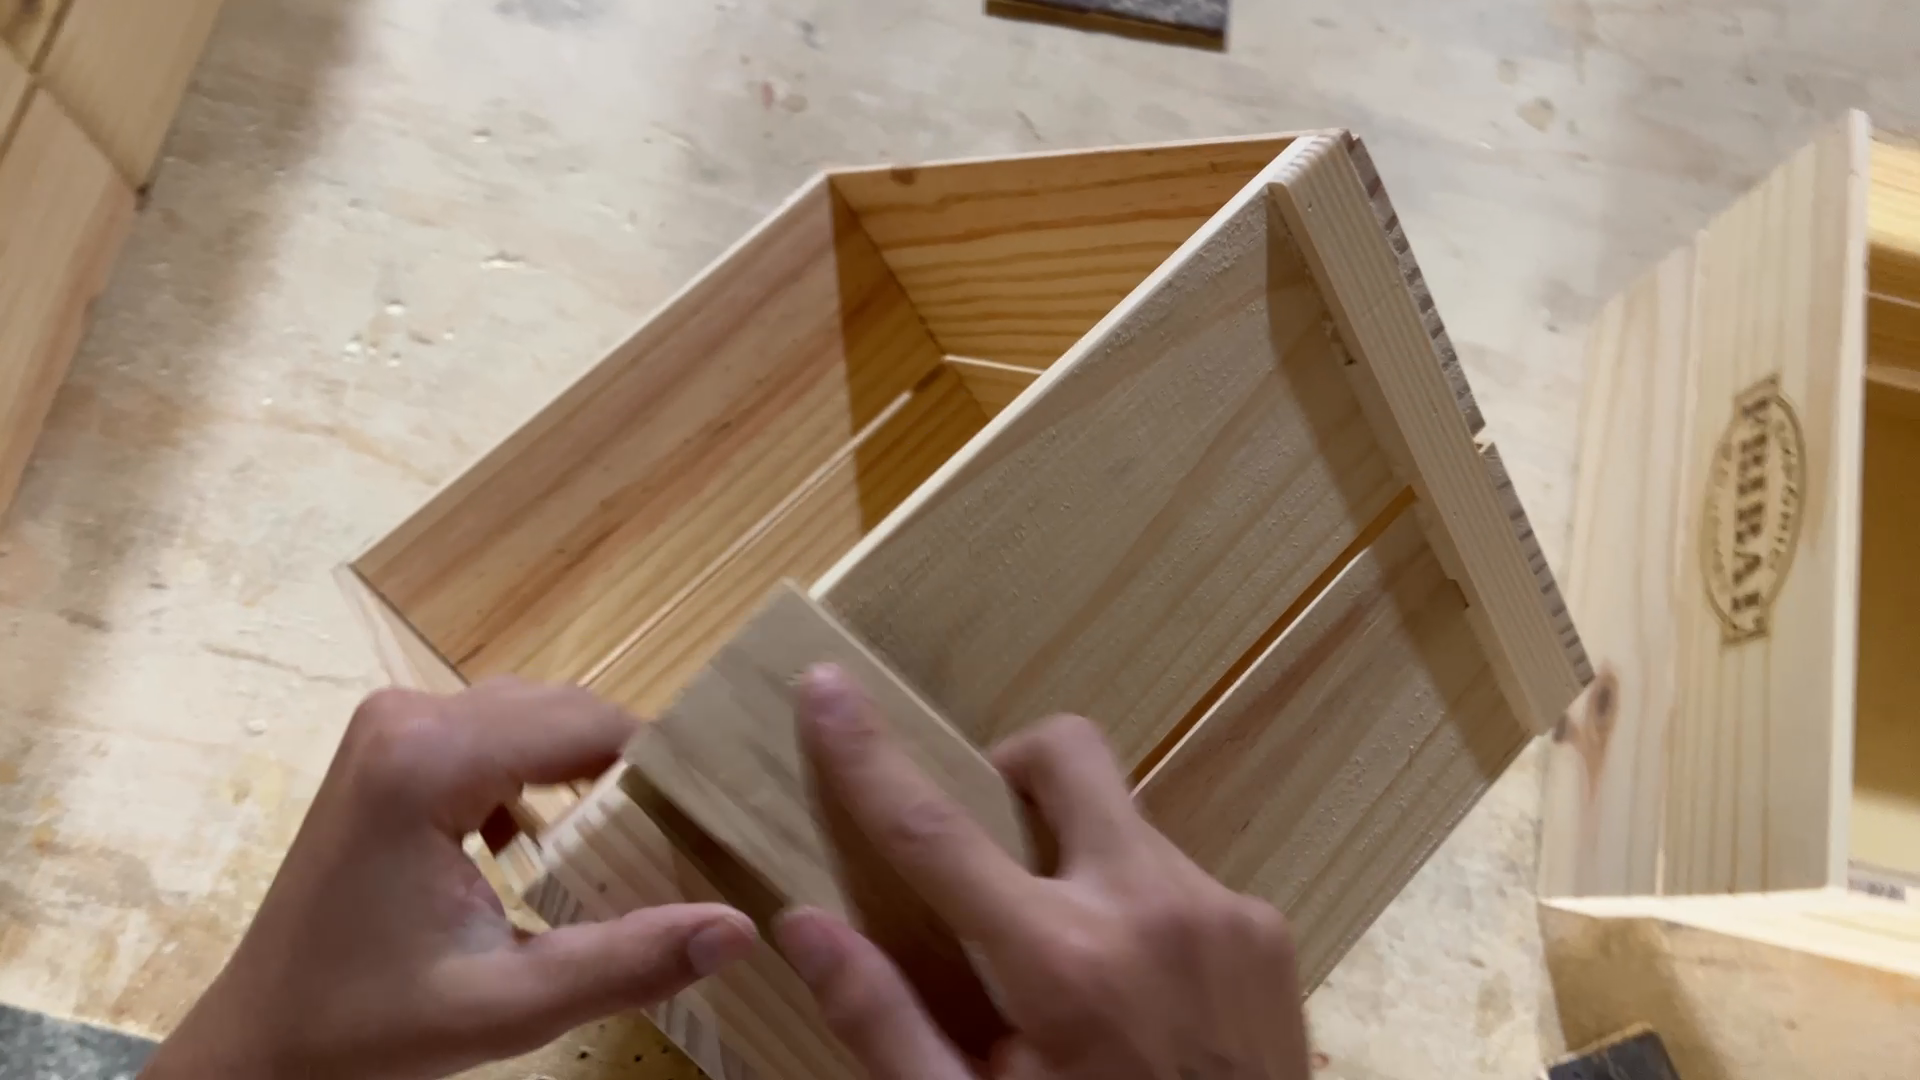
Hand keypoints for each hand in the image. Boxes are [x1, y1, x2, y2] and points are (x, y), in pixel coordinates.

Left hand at [141, 679, 756, 1079]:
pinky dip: (546, 762)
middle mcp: (412, 714)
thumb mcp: (507, 1007)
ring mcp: (397, 718)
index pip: (590, 725)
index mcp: (429, 761)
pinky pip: (507, 723)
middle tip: (671, 826)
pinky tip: (541, 826)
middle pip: (570, 709)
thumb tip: (741, 929)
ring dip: (589, 760)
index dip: (657, 761)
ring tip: (620, 824)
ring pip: (544, 709)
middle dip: (627, 761)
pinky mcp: (397, 736)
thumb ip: (627, 963)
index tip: (705, 809)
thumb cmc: (367, 1032)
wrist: (252, 1052)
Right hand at [775, 666, 1309, 1079]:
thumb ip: (884, 1021)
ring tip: (1085, 958)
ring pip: (1120, 817)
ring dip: (1080, 858)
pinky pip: (1172, 869)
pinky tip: (1149, 986)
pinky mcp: (1264, 923)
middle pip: (1068, 751)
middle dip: (1018, 769)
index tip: (827, 686)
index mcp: (1061, 965)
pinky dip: (1136, 902)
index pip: (934, 831)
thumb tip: (802, 924)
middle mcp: (1148, 907)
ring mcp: (1220, 907)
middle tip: (1003, 847)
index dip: (867, 754)